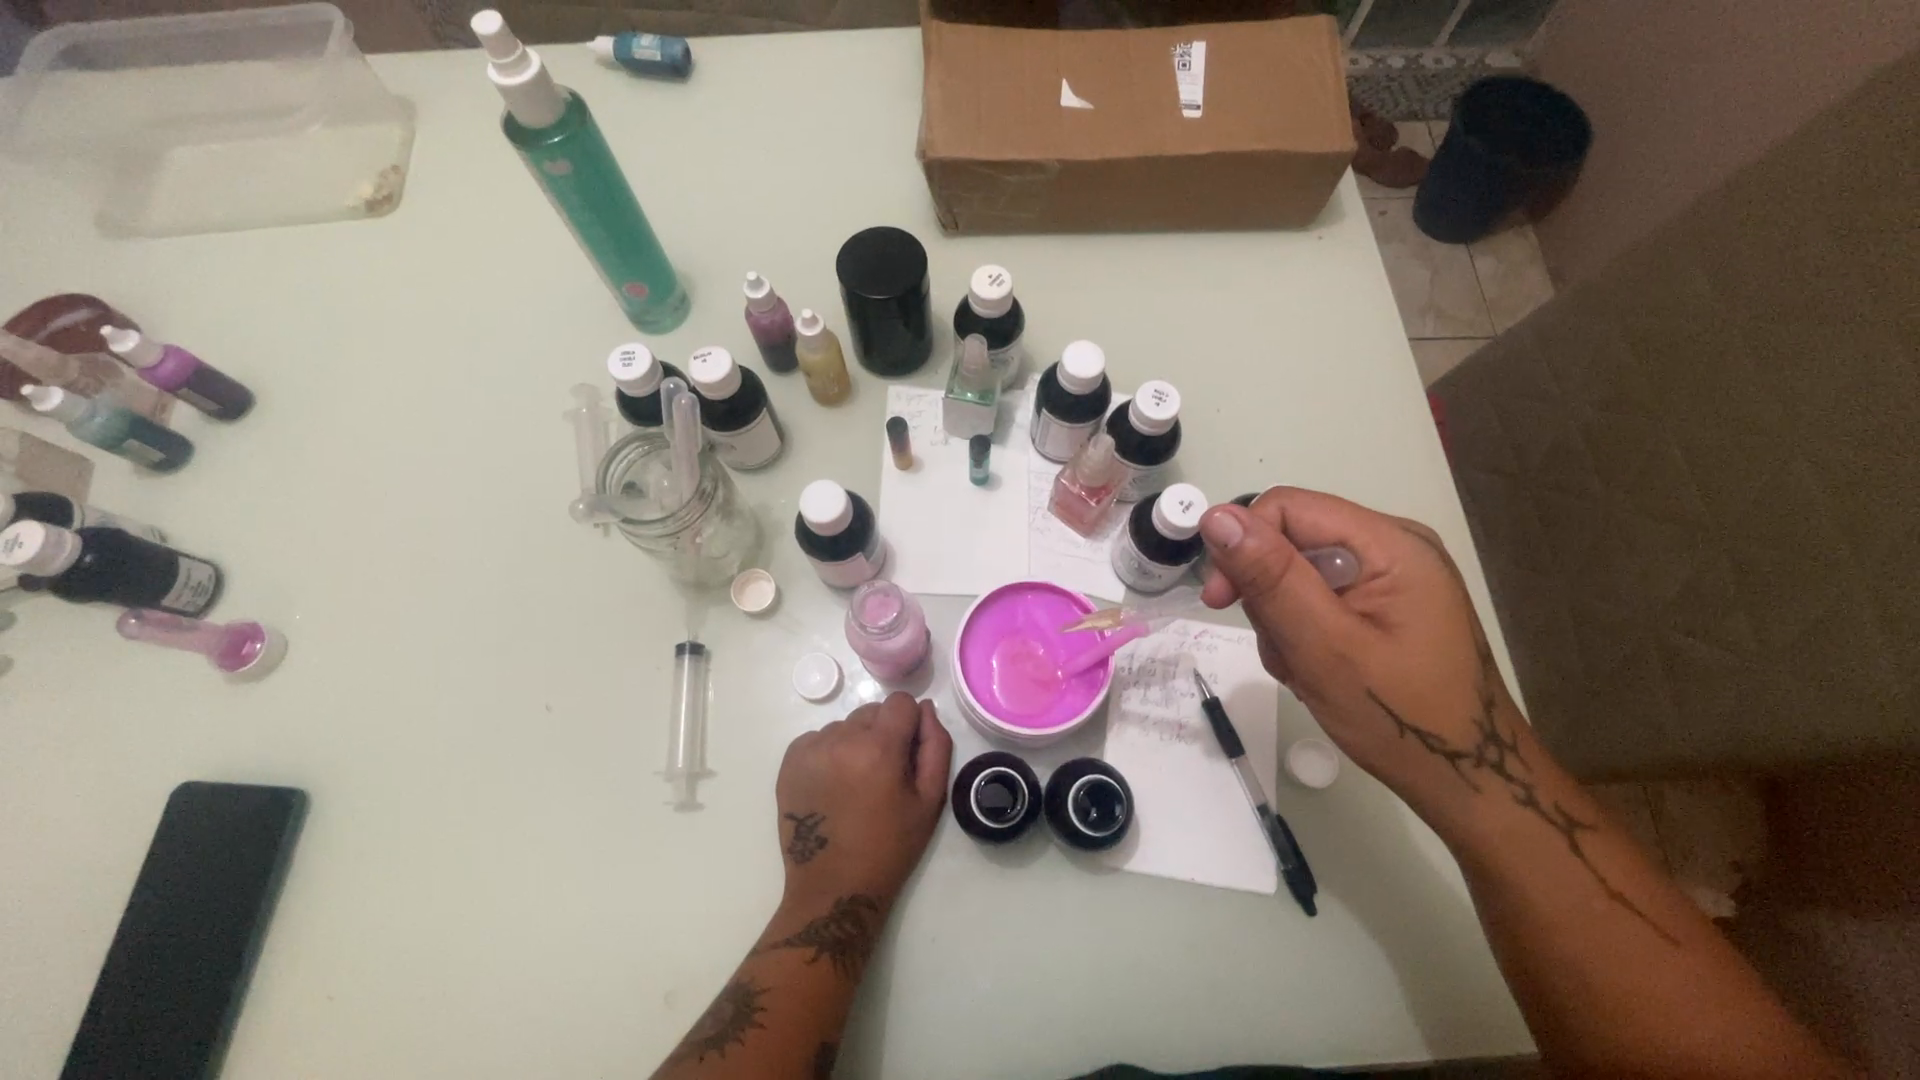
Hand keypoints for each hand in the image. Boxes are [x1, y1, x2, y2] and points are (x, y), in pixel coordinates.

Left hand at [773, 693, 952, 911]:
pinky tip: (833, 785)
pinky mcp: (789, 762)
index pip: (901, 702)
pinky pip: (817, 738)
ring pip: (844, 726)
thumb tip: (925, 710)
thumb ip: (935, 747)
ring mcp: (811, 750)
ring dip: (854, 743)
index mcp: (879, 749)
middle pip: (871, 712)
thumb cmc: (890, 847)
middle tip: (883, 775)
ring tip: (855, 784)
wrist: (835, 886)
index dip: (910, 723)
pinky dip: (828, 752)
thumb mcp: (929, 800)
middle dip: (883, 734)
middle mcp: (841, 740)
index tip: (908, 752)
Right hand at [1198, 487, 1522, 813]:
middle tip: (1284, 653)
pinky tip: (1319, 670)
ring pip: (1298, 574)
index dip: (1241, 546)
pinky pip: (1320, 599)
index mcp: (1389, 543)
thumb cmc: (1400, 717)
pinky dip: (1304, 633)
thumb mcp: (1324, 646)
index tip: (1218, 602)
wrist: (1470, 779)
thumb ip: (1270, 577)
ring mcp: (1393, 577)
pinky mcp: (1387, 604)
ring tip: (1306, 670)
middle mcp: (1393, 546)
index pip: (1286, 508)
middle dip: (1268, 596)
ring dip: (1283, 622)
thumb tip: (1215, 516)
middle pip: (1291, 541)